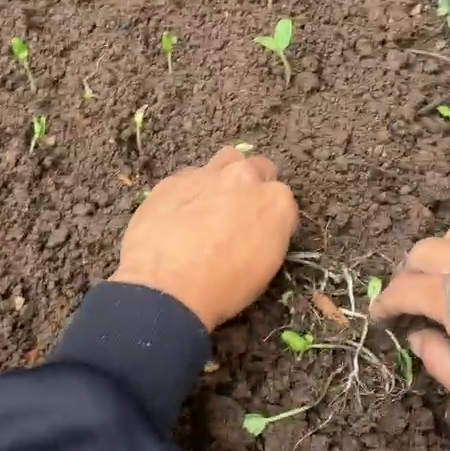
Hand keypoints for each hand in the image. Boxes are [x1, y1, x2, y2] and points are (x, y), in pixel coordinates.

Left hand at [111, 146, 298, 330]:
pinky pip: (188, 177)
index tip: (261, 235)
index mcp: (276, 202)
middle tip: (238, 214)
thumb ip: (268, 236)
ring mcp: (206, 175)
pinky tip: (177, 216)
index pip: (283, 200)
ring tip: (209, 207)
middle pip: (256, 167)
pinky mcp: (172, 181)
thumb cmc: (223, 289)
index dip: (272, 218)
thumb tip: (257, 230)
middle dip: (252, 185)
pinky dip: (189, 192)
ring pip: (224, 160)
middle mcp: (244, 178)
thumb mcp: (264, 270)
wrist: (166, 289)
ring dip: (223, 178)